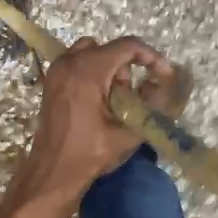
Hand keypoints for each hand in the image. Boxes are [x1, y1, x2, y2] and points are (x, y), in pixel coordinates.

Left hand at [11, 37, 178, 204]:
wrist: (53, 171)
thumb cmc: (90, 153)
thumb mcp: (129, 131)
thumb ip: (152, 105)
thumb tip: (166, 86)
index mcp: (87, 70)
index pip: (127, 46)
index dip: (150, 56)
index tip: (164, 73)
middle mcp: (69, 62)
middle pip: (108, 48)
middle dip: (126, 67)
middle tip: (131, 97)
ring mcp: (56, 70)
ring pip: (92, 53)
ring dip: (109, 69)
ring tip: (115, 101)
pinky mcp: (51, 81)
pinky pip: (77, 64)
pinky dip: (93, 74)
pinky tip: (99, 102)